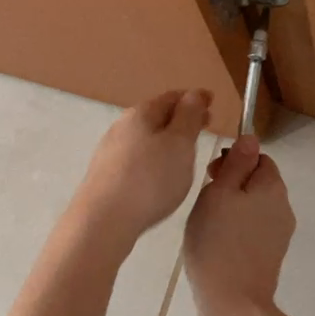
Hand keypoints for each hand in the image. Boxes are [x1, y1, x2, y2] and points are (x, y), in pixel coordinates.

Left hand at [64, 89, 211, 260]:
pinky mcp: (106, 174)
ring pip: (146, 136)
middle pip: (157, 115)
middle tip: (204, 125)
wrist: (103, 221)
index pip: (172, 97)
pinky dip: (154, 156)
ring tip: (186, 150)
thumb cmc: (150, 178)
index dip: (194, 98)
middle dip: (182, 118)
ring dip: (167, 138)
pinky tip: (160, 171)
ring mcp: (111, 151)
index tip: (212, 102)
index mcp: (141, 113)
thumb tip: (194, 94)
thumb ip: (189, 117)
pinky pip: (137, 156)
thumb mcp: (180, 144)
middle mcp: (122, 126)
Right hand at [184, 135, 294, 315]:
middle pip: (259, 182)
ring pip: (255, 207)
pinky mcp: (272, 255)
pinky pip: (254, 230)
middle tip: (205, 200)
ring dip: (234, 207)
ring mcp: (280, 234)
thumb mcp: (219, 193)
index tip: (211, 175)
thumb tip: (251, 138)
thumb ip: (236, 164)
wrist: (232, 301)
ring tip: (208, 224)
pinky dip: (238, 229)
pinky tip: (218, 244)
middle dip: (233, 185)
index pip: (259, 158)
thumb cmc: (218, 241)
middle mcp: (284, 207)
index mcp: (273, 187)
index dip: (234, 161)